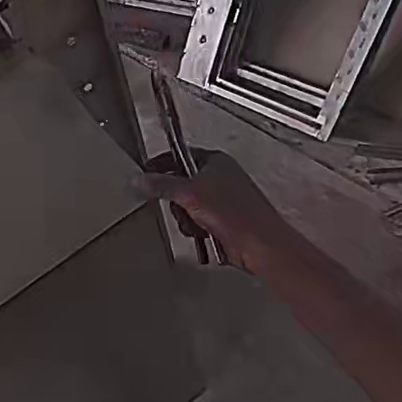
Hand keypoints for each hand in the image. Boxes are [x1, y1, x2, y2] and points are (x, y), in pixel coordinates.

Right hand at [142, 150, 305, 272]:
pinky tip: (206, 234)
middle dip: (178, 202)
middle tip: (184, 208)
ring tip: (199, 224)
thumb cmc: (237, 214)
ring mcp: (223, 200)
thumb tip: (142, 179)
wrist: (260, 246)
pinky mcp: (224, 221)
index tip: (146, 173)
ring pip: (187, 207)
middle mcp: (221, 177)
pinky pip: (197, 223)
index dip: (161, 164)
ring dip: (187, 219)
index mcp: (216, 161)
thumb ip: (162, 185)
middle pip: (180, 185)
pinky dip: (197, 230)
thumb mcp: (190, 194)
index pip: (179, 155)